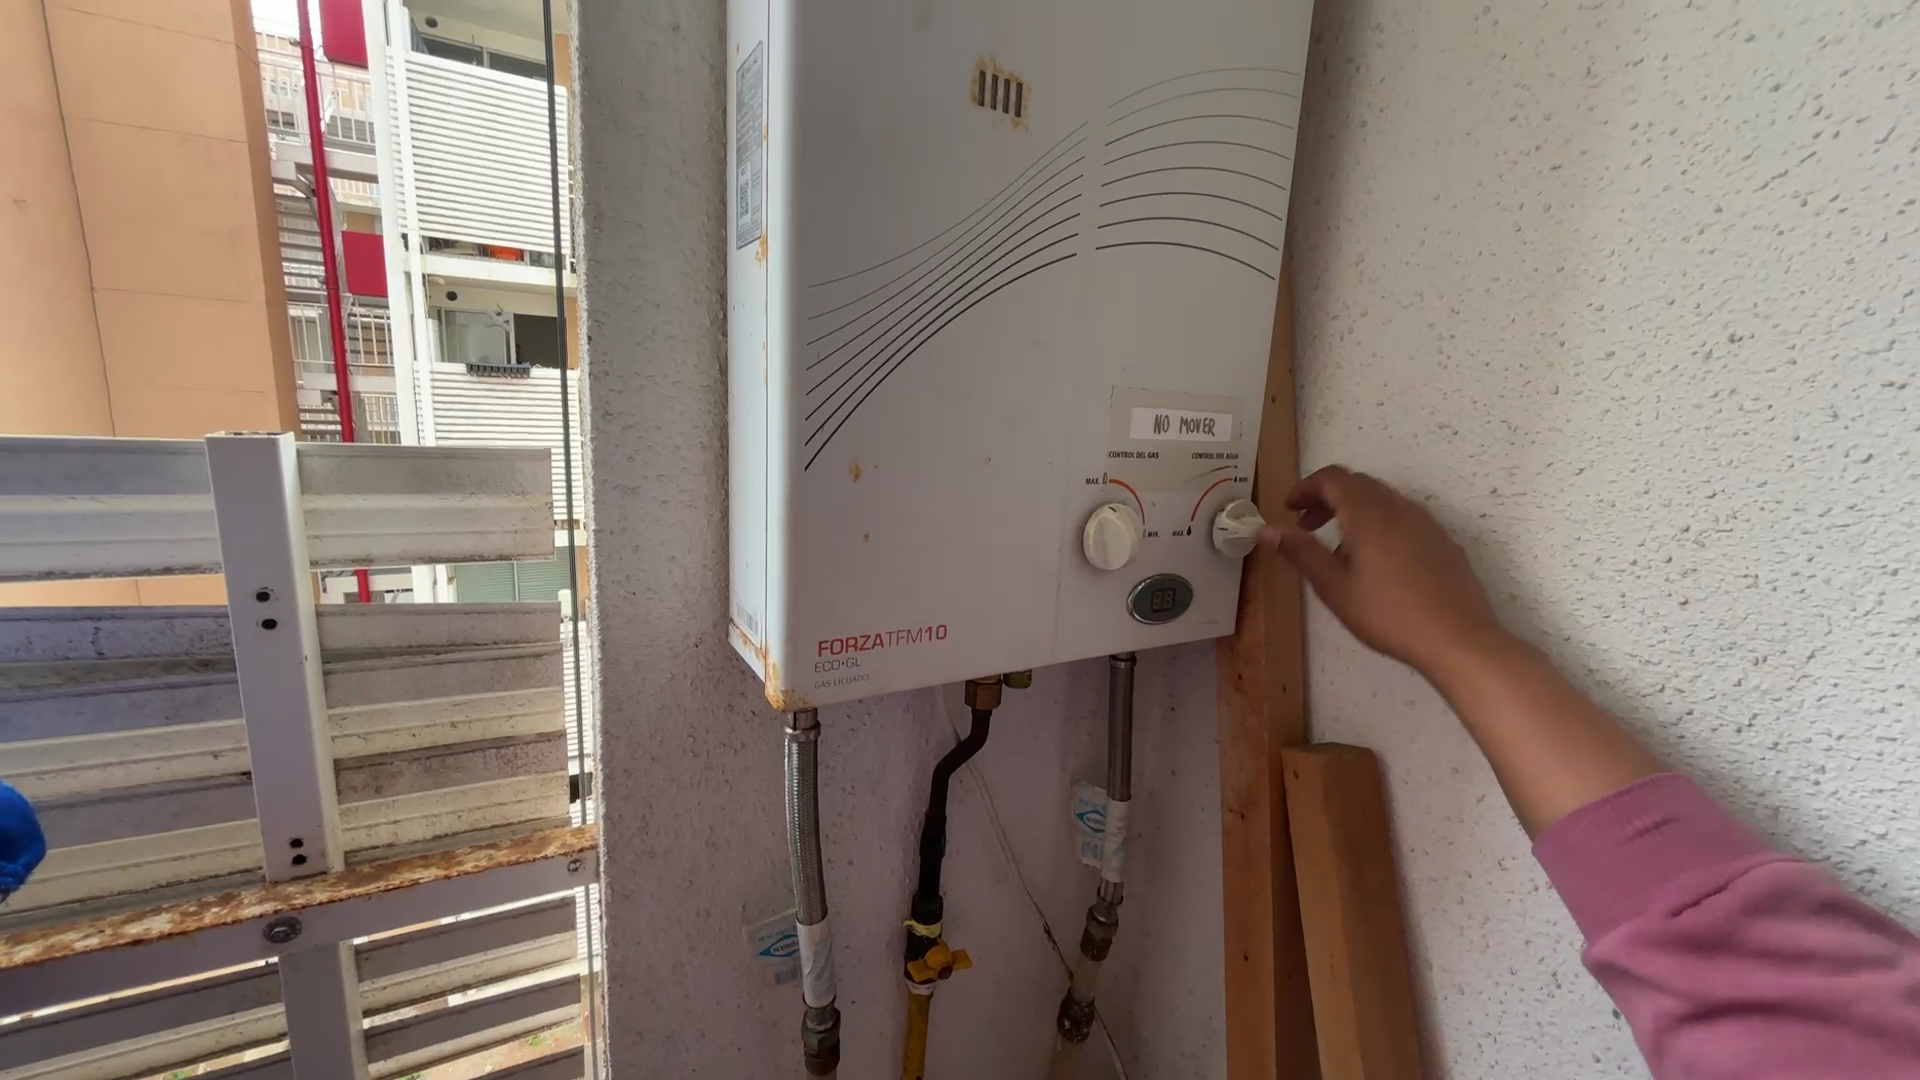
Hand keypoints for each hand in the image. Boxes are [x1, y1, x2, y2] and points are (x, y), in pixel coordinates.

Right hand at [1260, 465, 1506, 677]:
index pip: (1333, 478)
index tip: (1288, 510)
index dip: (1305, 488)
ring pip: (1382, 500)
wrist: (1458, 639)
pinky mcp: (1443, 542)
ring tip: (1338, 547)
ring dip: (1352, 510)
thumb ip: (1300, 552)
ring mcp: (1426, 524)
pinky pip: (1403, 518)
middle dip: (1326, 497)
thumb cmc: (1387, 612)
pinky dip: (1378, 524)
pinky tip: (1375, 562)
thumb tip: (1266, 530)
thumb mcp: (1332, 585)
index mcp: (1368, 514)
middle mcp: (1399, 509)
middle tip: (1306, 526)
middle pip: (1358, 484)